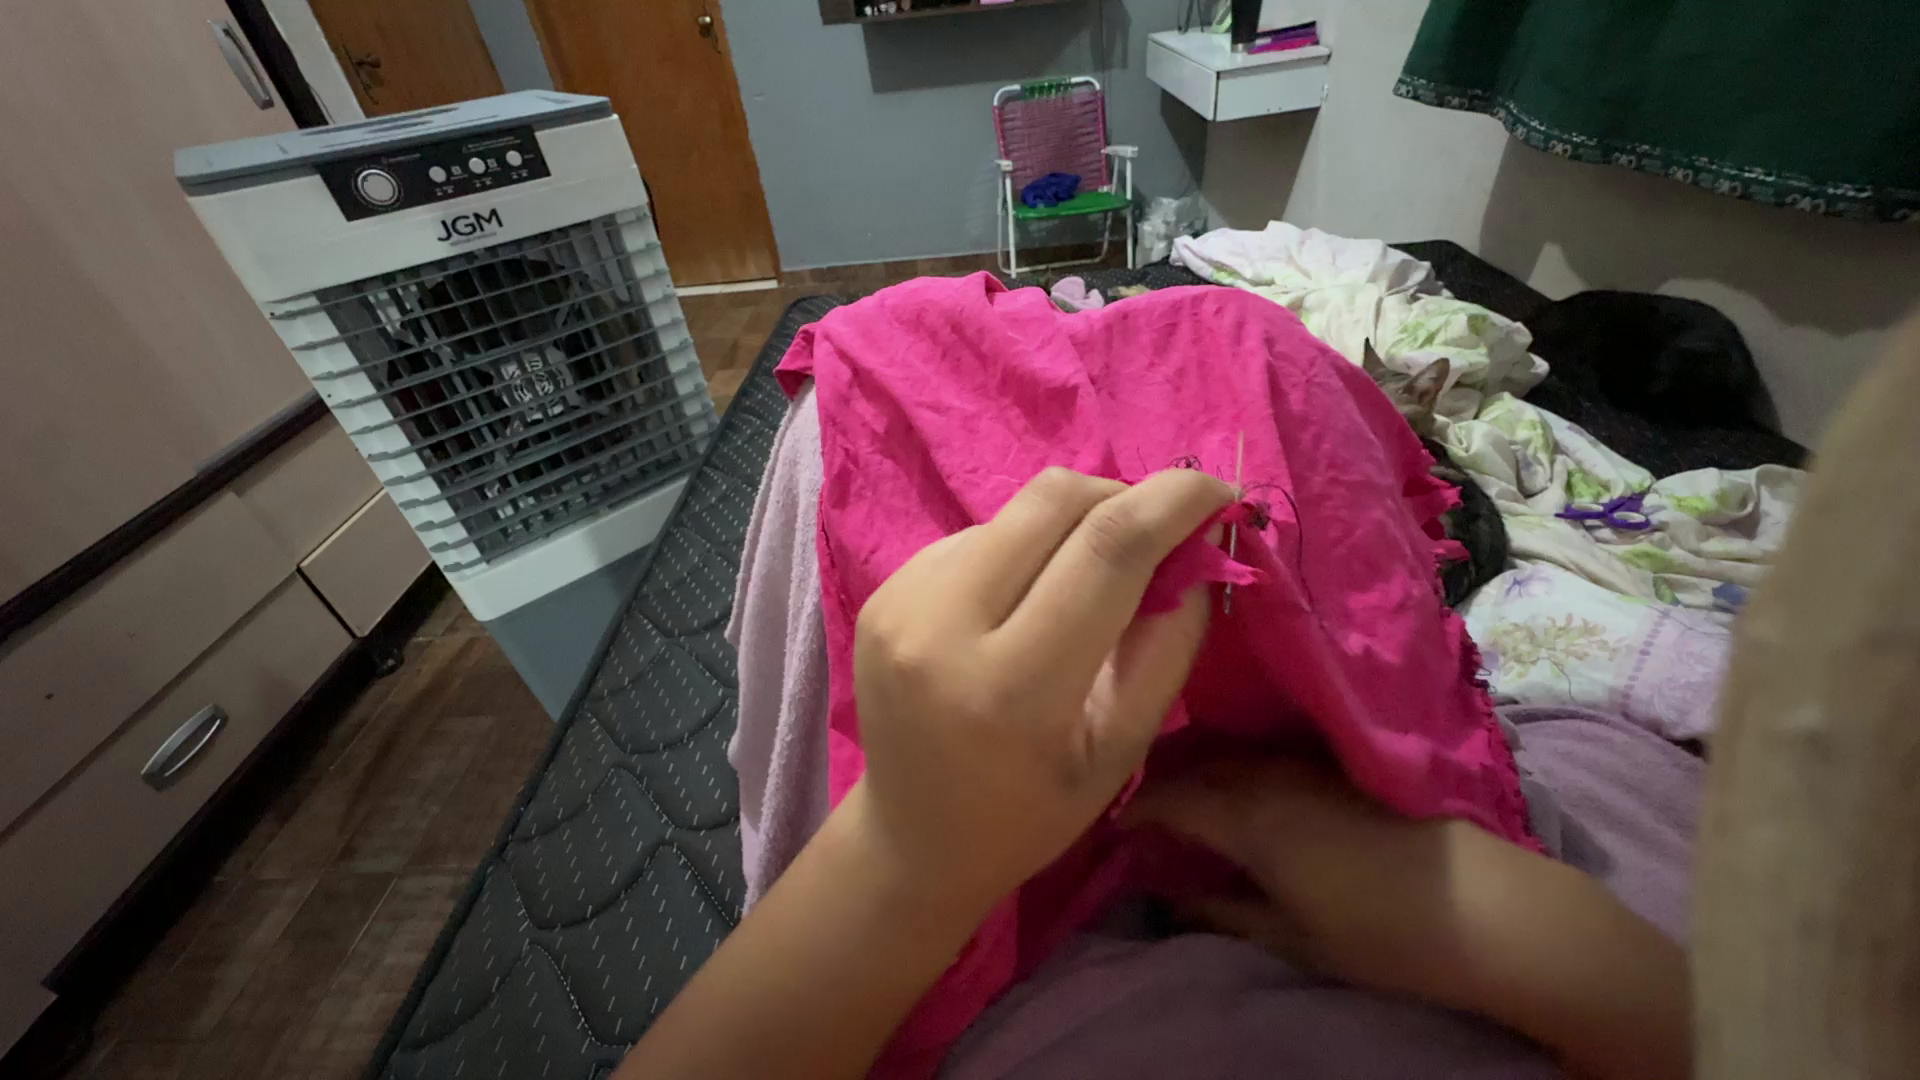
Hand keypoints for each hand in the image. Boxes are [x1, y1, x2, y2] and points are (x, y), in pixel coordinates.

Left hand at [851, 466, 1232, 909]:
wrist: (914, 837)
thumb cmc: (1032, 811)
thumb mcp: (1121, 747)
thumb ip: (1168, 641)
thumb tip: (1197, 546)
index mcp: (1011, 687)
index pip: (1106, 551)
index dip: (1173, 502)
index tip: (1218, 489)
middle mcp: (941, 627)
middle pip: (1053, 500)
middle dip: (1122, 495)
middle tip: (1157, 530)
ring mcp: (901, 600)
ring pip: (1014, 513)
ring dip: (1069, 526)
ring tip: (1083, 581)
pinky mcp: (883, 589)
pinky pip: (975, 536)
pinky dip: (1021, 549)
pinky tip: (1022, 599)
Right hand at [1128, 758, 1691, 1079]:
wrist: (1492, 907)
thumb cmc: (1383, 934)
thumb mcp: (1292, 936)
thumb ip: (1220, 910)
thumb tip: (1167, 898)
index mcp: (1248, 815)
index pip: (1166, 797)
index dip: (1132, 808)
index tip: (1110, 821)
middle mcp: (1266, 772)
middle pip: (1191, 763)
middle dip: (1155, 781)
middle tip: (1136, 807)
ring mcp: (1301, 761)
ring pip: (1224, 751)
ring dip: (1192, 767)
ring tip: (1175, 793)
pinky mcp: (1330, 761)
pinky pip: (1257, 751)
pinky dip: (1229, 764)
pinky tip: (1231, 785)